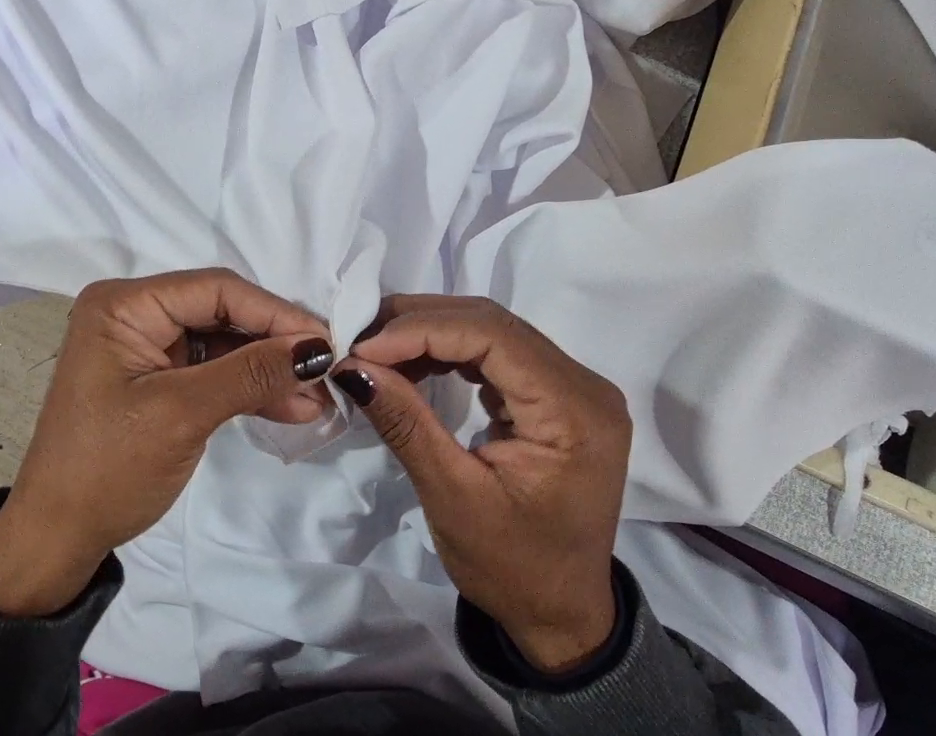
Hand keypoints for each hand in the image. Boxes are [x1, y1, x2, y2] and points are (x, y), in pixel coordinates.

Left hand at [0, 269, 332, 616]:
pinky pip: (214, 372)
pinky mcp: (159, 381)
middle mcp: (134, 314)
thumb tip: (319, 347)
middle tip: (329, 370)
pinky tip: (292, 407)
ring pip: (224, 343)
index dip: (274, 312)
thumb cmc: (108, 467)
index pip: (214, 289)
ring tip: (319, 398)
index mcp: (123, 305)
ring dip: (268, 370)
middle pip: (222, 312)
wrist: (58, 536)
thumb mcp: (181, 415)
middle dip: (275, 343)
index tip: (328, 341)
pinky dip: (250, 389)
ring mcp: (147, 349)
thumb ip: (250, 374)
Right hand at [332, 295, 630, 673]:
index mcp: (575, 414)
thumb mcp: (452, 497)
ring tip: (375, 348)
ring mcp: (573, 390)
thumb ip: (406, 423)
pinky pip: (497, 354)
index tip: (361, 348)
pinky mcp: (554, 398)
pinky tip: (411, 363)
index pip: (493, 337)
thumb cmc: (512, 567)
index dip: (421, 331)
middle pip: (494, 323)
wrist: (560, 613)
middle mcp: (584, 388)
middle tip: (358, 336)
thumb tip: (350, 365)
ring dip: (430, 331)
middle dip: (420, 322)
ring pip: (492, 331)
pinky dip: (448, 351)